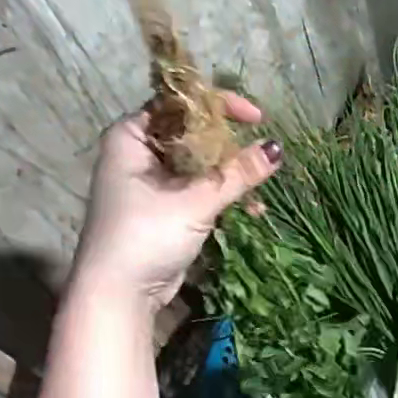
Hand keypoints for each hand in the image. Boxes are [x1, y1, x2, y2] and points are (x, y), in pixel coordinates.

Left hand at [70, 91, 282, 308]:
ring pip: (199, 169)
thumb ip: (236, 174)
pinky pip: (198, 195)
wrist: (120, 293)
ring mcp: (152, 186)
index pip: (180, 104)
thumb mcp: (195, 201)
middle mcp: (139, 155)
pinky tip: (250, 211)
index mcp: (132, 136)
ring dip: (230, 180)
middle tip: (260, 157)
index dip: (219, 105)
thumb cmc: (146, 235)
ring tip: (258, 194)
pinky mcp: (165, 214)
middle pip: (193, 137)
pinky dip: (222, 200)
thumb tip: (277, 149)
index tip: (256, 117)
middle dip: (229, 149)